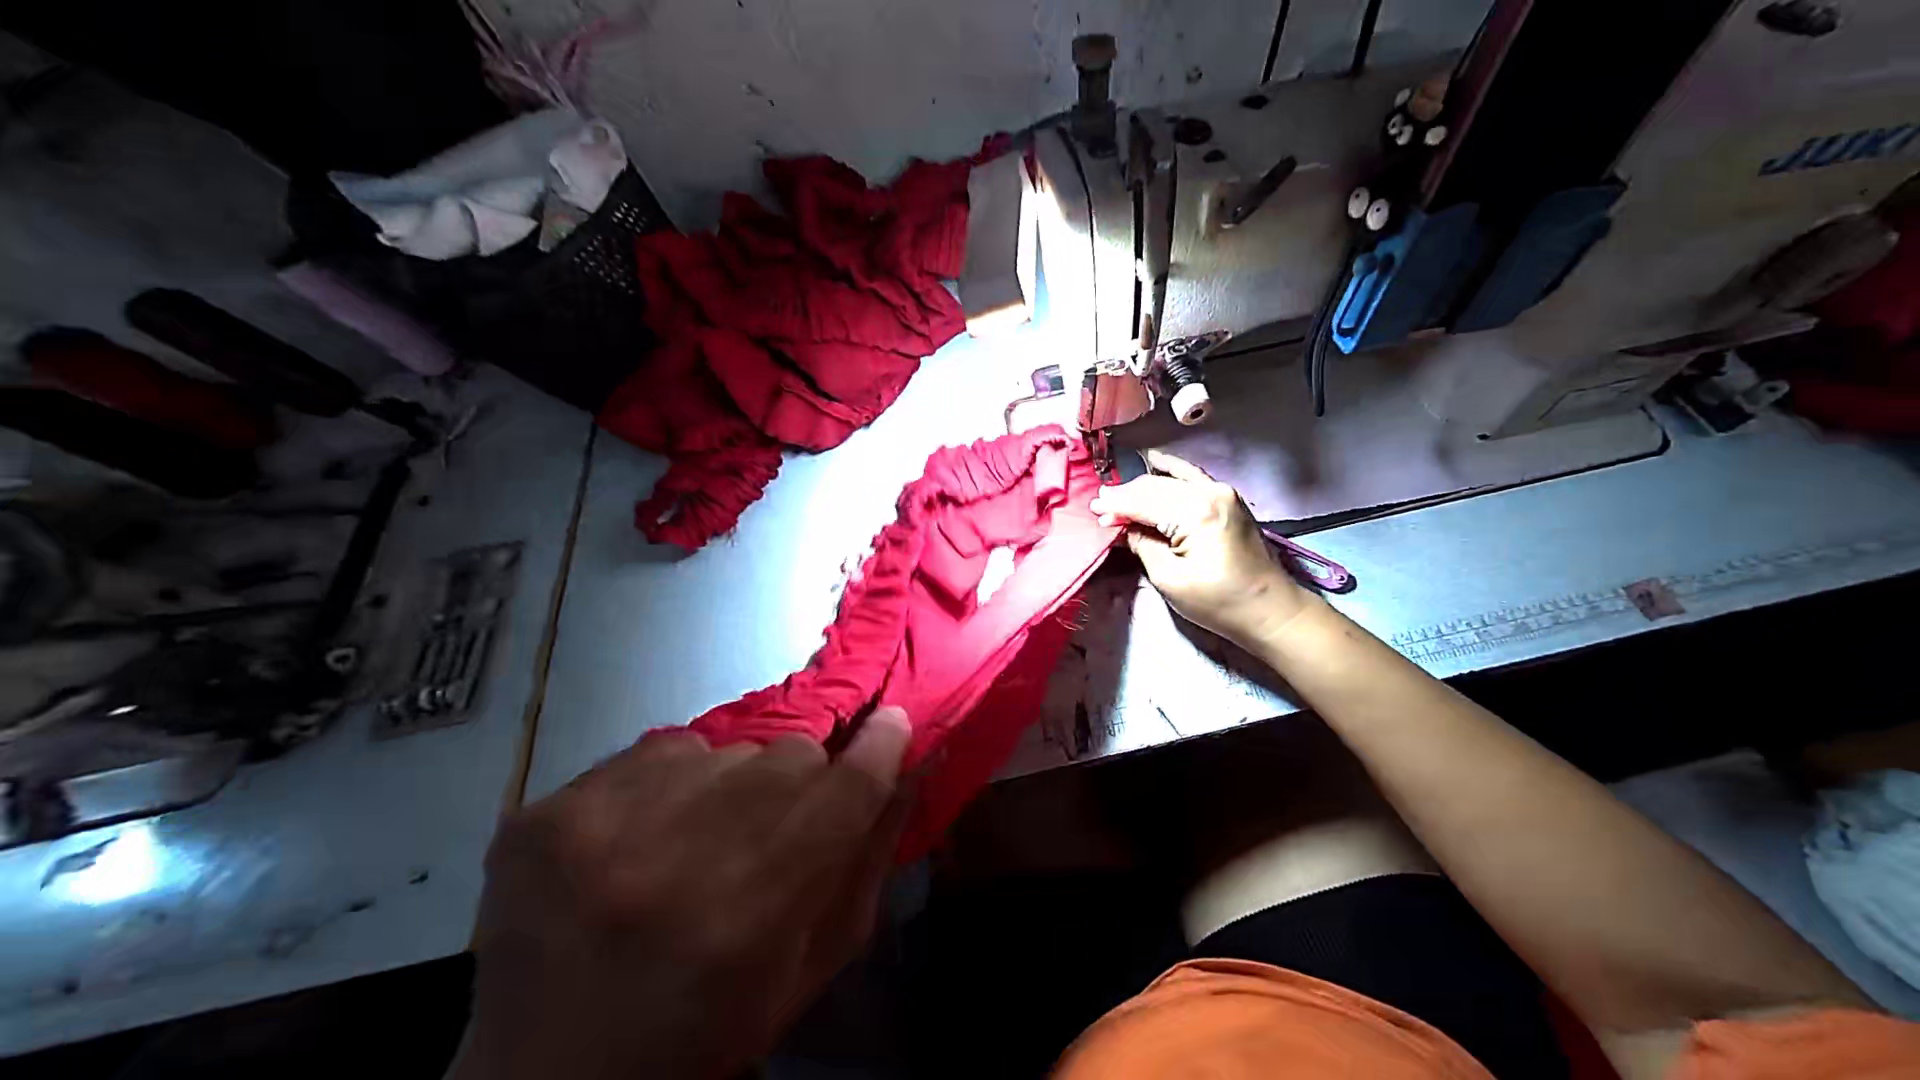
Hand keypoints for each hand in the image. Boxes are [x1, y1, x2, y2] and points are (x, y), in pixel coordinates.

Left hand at [450, 709, 912, 1079]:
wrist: (547, 1076)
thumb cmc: (703, 1030)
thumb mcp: (806, 972)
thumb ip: (864, 865)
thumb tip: (906, 769)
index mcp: (752, 911)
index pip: (846, 789)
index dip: (879, 746)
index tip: (891, 721)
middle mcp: (679, 854)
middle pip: (789, 755)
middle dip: (798, 783)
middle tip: (771, 828)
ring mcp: (605, 823)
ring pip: (723, 746)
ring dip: (730, 783)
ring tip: (697, 839)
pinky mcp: (552, 807)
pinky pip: (655, 751)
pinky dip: (669, 781)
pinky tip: (645, 834)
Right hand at [1089, 450, 1315, 646]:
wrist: (1269, 609)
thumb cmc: (1217, 601)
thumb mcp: (1169, 578)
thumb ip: (1142, 544)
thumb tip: (1119, 525)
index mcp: (1195, 512)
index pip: (1143, 501)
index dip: (1115, 506)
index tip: (1092, 510)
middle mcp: (1210, 492)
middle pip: (1154, 487)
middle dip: (1125, 497)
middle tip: (1101, 509)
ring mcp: (1222, 492)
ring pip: (1170, 480)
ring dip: (1143, 488)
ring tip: (1118, 497)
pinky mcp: (1228, 498)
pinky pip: (1192, 477)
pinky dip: (1171, 471)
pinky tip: (1155, 462)